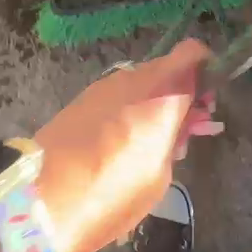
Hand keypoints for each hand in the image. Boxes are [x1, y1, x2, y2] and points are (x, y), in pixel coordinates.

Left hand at [34, 40, 220, 251]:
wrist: (42, 199)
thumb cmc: (113, 191)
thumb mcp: (160, 175)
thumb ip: (174, 140)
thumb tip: (179, 126)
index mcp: (162, 91)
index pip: (193, 52)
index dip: (205, 67)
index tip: (208, 95)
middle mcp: (135, 77)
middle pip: (168, 69)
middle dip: (182, 92)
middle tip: (188, 128)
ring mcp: (106, 84)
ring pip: (143, 82)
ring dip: (155, 101)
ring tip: (154, 141)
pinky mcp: (84, 96)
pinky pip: (119, 93)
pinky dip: (131, 108)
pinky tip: (125, 141)